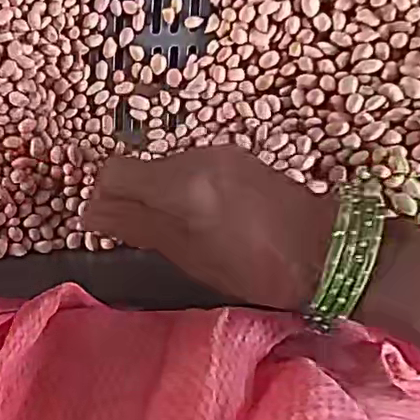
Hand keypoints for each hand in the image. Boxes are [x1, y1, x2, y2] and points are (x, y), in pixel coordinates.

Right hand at [82, 147, 335, 310]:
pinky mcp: (233, 155)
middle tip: (140, 235)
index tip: (107, 225)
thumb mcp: (190, 256)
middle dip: (129, 198)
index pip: (114, 173)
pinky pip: (189, 168)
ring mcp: (217, 152)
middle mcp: (195, 156)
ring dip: (156, 195)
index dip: (103, 198)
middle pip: (137, 168)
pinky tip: (202, 217)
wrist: (328, 249)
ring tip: (178, 231)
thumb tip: (91, 213)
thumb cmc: (257, 267)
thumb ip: (137, 227)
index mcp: (181, 185)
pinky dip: (181, 189)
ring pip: (162, 168)